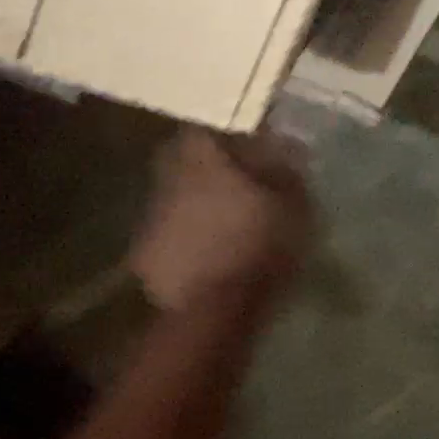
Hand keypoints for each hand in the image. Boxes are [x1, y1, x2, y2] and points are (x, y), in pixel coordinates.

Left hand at [127, 130, 313, 311]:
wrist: (217, 309)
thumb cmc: (263, 243)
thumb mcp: (295, 201)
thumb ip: (286, 169)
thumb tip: (283, 144)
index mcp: (207, 166)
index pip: (201, 130)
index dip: (218, 129)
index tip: (237, 132)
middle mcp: (170, 186)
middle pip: (178, 159)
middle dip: (201, 161)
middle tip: (230, 168)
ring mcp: (151, 222)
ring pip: (171, 195)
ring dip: (192, 197)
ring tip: (221, 209)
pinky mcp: (143, 256)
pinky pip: (166, 230)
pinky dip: (183, 230)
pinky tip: (206, 244)